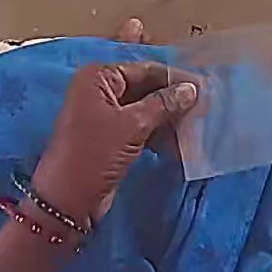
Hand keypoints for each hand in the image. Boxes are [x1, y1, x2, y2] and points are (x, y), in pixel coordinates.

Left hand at [31, 62, 197, 223]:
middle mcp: (100, 90)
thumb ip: (164, 103)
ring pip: (145, 108)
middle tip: (203, 107)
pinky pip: (140, 126)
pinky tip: (177, 143)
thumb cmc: (95, 154)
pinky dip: (157, 132)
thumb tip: (192, 88)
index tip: (202, 86)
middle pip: (145, 87)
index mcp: (98, 77)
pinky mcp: (110, 136)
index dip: (173, 77)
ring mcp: (104, 113)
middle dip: (172, 99)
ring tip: (194, 127)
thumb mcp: (132, 125)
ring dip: (168, 118)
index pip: (144, 69)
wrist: (67, 202)